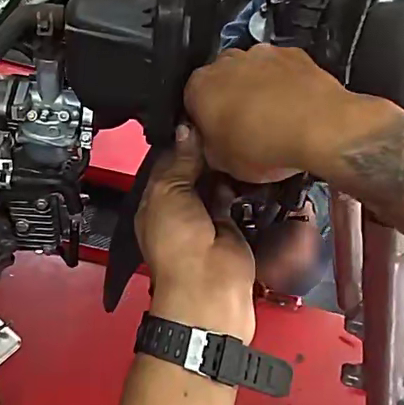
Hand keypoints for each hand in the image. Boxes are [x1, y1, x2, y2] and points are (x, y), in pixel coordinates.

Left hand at [136, 126, 254, 341]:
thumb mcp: (168, 193)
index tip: (196, 116)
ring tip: (236, 138)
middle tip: (221, 123)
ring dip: (225, 165)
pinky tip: (248, 163)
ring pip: (216, 179)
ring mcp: (206, 215)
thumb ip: (179, 162)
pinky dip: (241, 184)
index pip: (168, 159)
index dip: (181, 139)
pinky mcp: (231, 224)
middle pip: (194, 168)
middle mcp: (180, 205)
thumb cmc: (177, 248)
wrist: (209, 288)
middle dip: (205, 150)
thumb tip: (186, 131)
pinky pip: (236, 197)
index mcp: (155, 198)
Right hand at [183, 45, 373, 182]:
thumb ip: (207, 147)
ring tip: (272, 120)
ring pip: (250, 72)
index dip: (202, 121)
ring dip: (255, 90)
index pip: (190, 101)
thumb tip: (209, 144)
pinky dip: (283, 84)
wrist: (320, 128)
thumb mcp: (222, 163)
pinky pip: (280, 69)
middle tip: (242, 131)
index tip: (214, 137)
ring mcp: (261, 54)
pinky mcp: (293, 54)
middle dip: (228, 100)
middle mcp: (225, 62)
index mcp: (199, 86)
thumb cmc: (263, 146)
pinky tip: (293, 108)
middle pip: (220, 81)